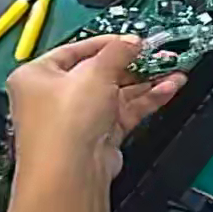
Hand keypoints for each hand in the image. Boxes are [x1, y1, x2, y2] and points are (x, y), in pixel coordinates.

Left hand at [6, 35, 184, 182]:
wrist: (72, 172)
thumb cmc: (65, 122)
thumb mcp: (95, 72)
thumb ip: (118, 52)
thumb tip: (132, 41)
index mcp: (38, 75)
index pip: (76, 50)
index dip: (108, 43)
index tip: (133, 39)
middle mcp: (56, 96)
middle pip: (102, 71)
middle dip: (135, 63)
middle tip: (159, 54)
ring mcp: (80, 116)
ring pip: (119, 92)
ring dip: (148, 80)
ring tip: (174, 69)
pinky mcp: (100, 134)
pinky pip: (127, 109)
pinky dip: (148, 98)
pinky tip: (169, 87)